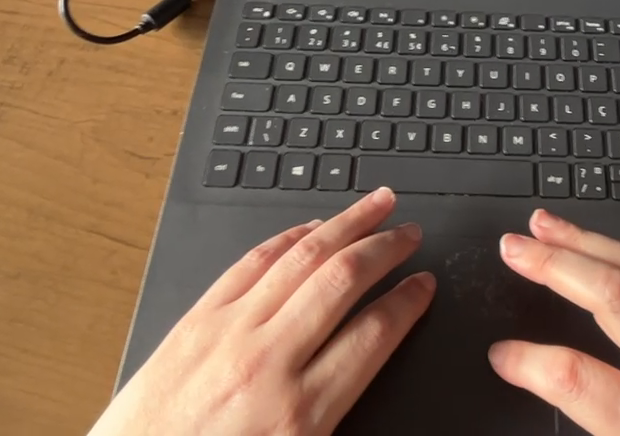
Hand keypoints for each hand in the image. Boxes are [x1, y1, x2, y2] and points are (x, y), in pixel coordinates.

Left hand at [89, 187, 433, 435]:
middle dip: (386, 248)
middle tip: (411, 232)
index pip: (374, 335)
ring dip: (347, 223)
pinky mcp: (195, 320)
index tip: (424, 284)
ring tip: (376, 204)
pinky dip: (288, 237)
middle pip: (343, 280)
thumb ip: (334, 413)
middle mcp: (267, 363)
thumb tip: (369, 365)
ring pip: (303, 256)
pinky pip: (252, 261)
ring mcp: (228, 332)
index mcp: (299, 417)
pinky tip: (312, 227)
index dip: (407, 302)